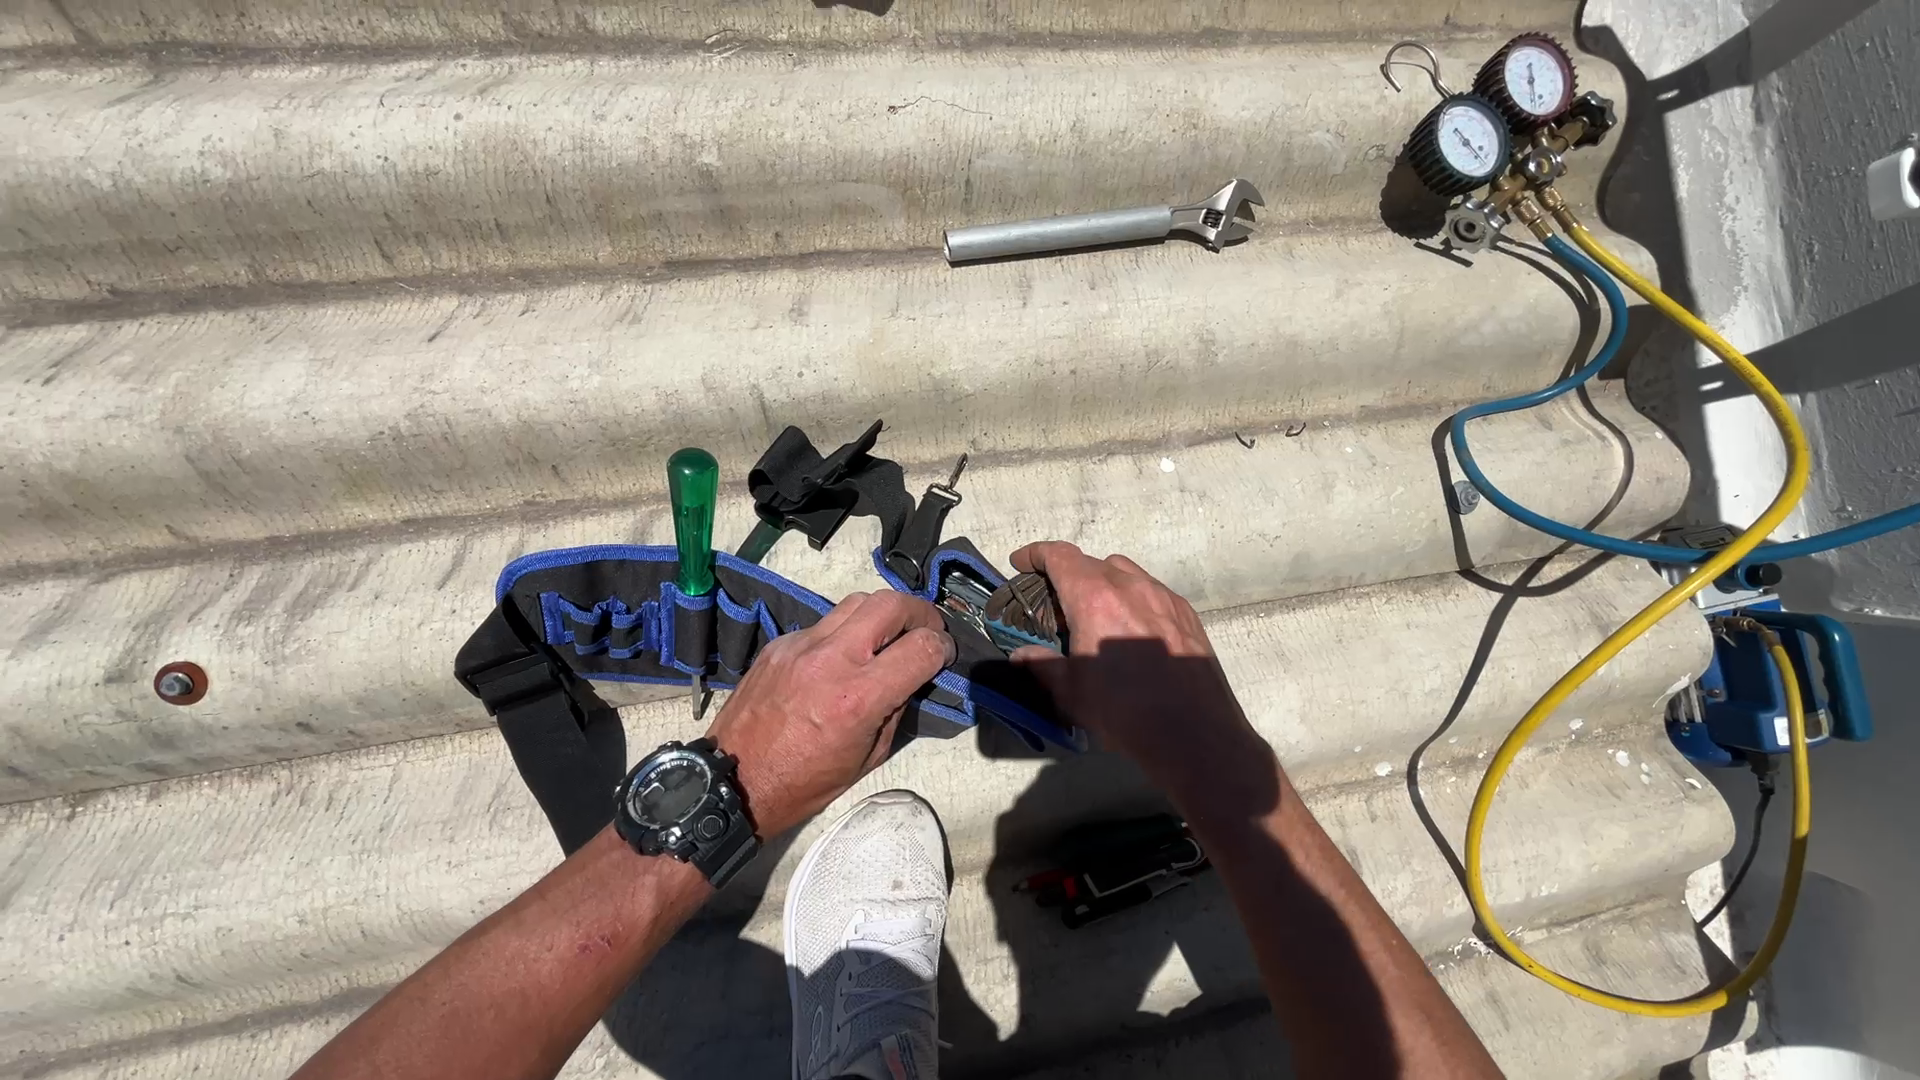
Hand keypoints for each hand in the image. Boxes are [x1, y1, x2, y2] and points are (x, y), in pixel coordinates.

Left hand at [707, 591, 954, 836]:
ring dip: (883, 614)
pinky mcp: (780, 643)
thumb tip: (910, 676)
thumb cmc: (806, 782)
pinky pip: (825, 622)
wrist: (735, 780)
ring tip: (887, 636)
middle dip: (920, 613)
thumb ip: (895, 709)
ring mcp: (802, 645)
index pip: (921, 647)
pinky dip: (845, 631)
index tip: (944, 654)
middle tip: (925, 631)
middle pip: (891, 604)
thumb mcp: (869, 757)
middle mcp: (832, 660)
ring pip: (857, 601)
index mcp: (858, 697)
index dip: (943, 647)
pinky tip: (843, 655)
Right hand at [1007, 542, 1269, 800]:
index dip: (1036, 554)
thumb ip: (1041, 665)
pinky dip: (1132, 597)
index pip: (1060, 557)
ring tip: (1096, 611)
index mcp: (1094, 598)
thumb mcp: (1070, 693)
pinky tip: (1133, 628)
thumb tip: (1021, 654)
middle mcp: (1129, 586)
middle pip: (1091, 562)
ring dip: (1103, 582)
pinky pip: (1151, 590)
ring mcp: (1163, 597)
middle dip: (1068, 574)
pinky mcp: (1187, 613)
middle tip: (1056, 603)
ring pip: (1124, 572)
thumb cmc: (1123, 710)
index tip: (1021, 562)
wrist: (1193, 732)